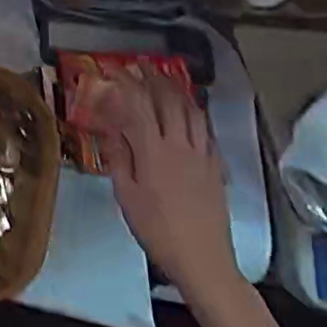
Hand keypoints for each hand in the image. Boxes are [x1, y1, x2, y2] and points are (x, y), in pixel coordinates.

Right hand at [80, 68, 240, 301]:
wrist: (203, 261)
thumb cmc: (156, 229)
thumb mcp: (125, 195)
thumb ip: (118, 157)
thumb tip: (111, 127)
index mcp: (153, 150)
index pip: (139, 103)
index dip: (126, 81)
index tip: (114, 68)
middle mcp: (179, 144)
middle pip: (168, 99)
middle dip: (154, 77)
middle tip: (141, 64)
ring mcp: (201, 154)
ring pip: (191, 110)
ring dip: (177, 89)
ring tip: (166, 79)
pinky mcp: (215, 166)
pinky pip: (206, 129)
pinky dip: (195, 112)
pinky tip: (189, 112)